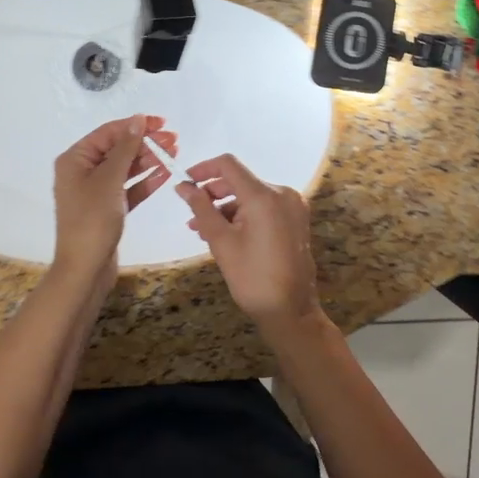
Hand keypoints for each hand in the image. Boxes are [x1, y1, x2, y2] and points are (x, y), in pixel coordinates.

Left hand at [53, 114, 176, 273]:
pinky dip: (145, 181)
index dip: (135, 126)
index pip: (108, 133)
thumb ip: (125, 148)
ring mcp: (95, 191)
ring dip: (148, 160)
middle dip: (145, 143)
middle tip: (174, 140)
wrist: (84, 269)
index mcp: (75, 160)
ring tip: (175, 153)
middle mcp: (82, 171)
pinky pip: (128, 188)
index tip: (162, 123)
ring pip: (125, 168)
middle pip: (118, 149)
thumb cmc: (92, 220)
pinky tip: (166, 174)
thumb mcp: (109, 180)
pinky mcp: (108, 208)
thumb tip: (137, 120)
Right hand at [175, 154, 321, 330]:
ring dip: (226, 208)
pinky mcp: (295, 220)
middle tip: (191, 215)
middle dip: (213, 194)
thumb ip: (201, 208)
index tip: (185, 183)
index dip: (204, 169)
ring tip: (203, 230)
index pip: (228, 165)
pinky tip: (226, 234)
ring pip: (251, 197)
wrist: (292, 312)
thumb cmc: (252, 278)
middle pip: (240, 181)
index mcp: (264, 196)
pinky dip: (244, 216)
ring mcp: (292, 207)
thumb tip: (183, 186)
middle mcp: (282, 193)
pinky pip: (264, 208)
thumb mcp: (221, 242)